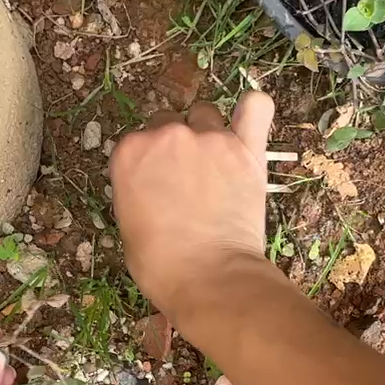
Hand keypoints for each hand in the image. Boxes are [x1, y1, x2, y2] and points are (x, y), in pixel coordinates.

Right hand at [110, 93, 277, 323]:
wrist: (208, 277)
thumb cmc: (161, 265)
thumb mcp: (129, 226)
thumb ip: (138, 190)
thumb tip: (155, 187)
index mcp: (130, 153)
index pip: (138, 140)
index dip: (150, 163)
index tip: (158, 184)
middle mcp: (166, 135)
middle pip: (169, 122)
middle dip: (176, 147)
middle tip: (187, 182)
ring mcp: (208, 138)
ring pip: (205, 115)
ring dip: (208, 134)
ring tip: (216, 167)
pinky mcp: (246, 149)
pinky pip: (255, 106)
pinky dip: (252, 110)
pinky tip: (247, 124)